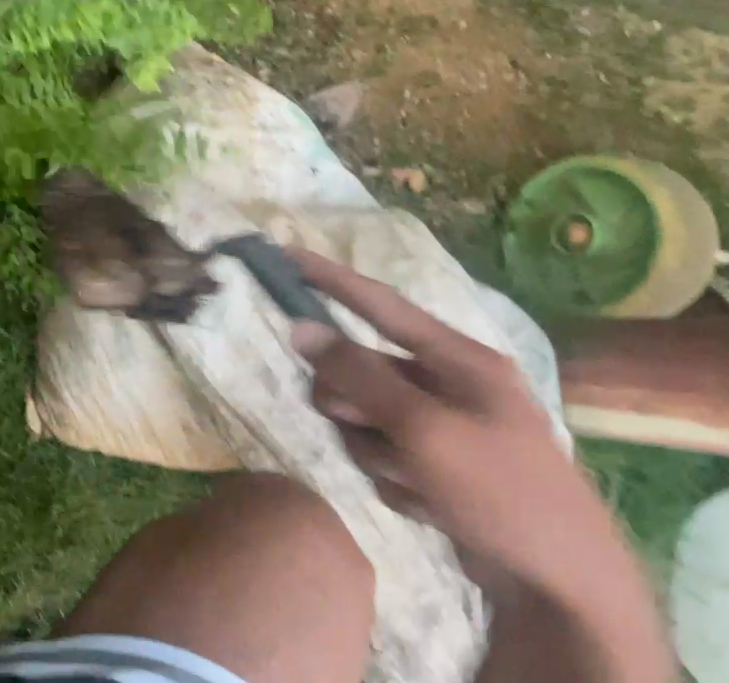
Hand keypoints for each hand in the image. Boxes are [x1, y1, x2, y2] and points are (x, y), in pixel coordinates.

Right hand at [287, 251, 637, 601]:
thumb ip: (357, 374)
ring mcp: (439, 426)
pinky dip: (391, 477)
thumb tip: (300, 326)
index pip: (380, 304)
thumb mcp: (422, 427)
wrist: (561, 586)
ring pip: (359, 415)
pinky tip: (425, 501)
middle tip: (365, 425)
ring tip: (413, 478)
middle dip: (351, 403)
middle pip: (356, 369)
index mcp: (459, 361)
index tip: (280, 254)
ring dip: (373, 448)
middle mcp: (447, 385)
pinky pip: (377, 452)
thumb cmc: (500, 491)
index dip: (329, 278)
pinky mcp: (432, 463)